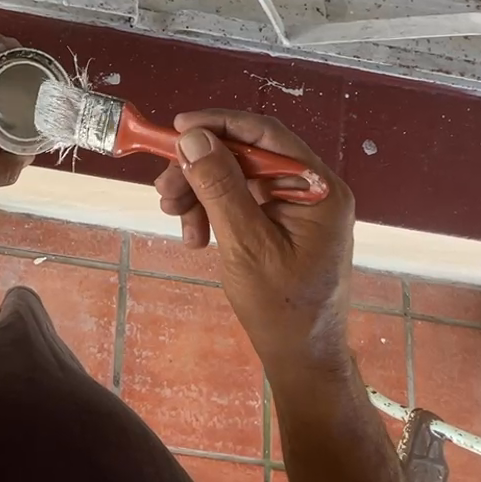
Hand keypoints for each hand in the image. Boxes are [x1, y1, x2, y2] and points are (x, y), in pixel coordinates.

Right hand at [156, 110, 354, 372]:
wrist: (300, 358)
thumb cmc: (281, 306)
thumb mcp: (244, 243)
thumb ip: (219, 186)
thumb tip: (193, 137)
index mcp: (317, 188)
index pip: (264, 134)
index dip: (218, 124)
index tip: (177, 128)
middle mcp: (308, 188)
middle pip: (243, 155)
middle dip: (199, 168)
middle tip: (164, 190)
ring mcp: (293, 205)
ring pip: (233, 175)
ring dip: (198, 191)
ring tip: (174, 217)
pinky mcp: (278, 221)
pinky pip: (236, 198)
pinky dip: (209, 210)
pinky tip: (194, 235)